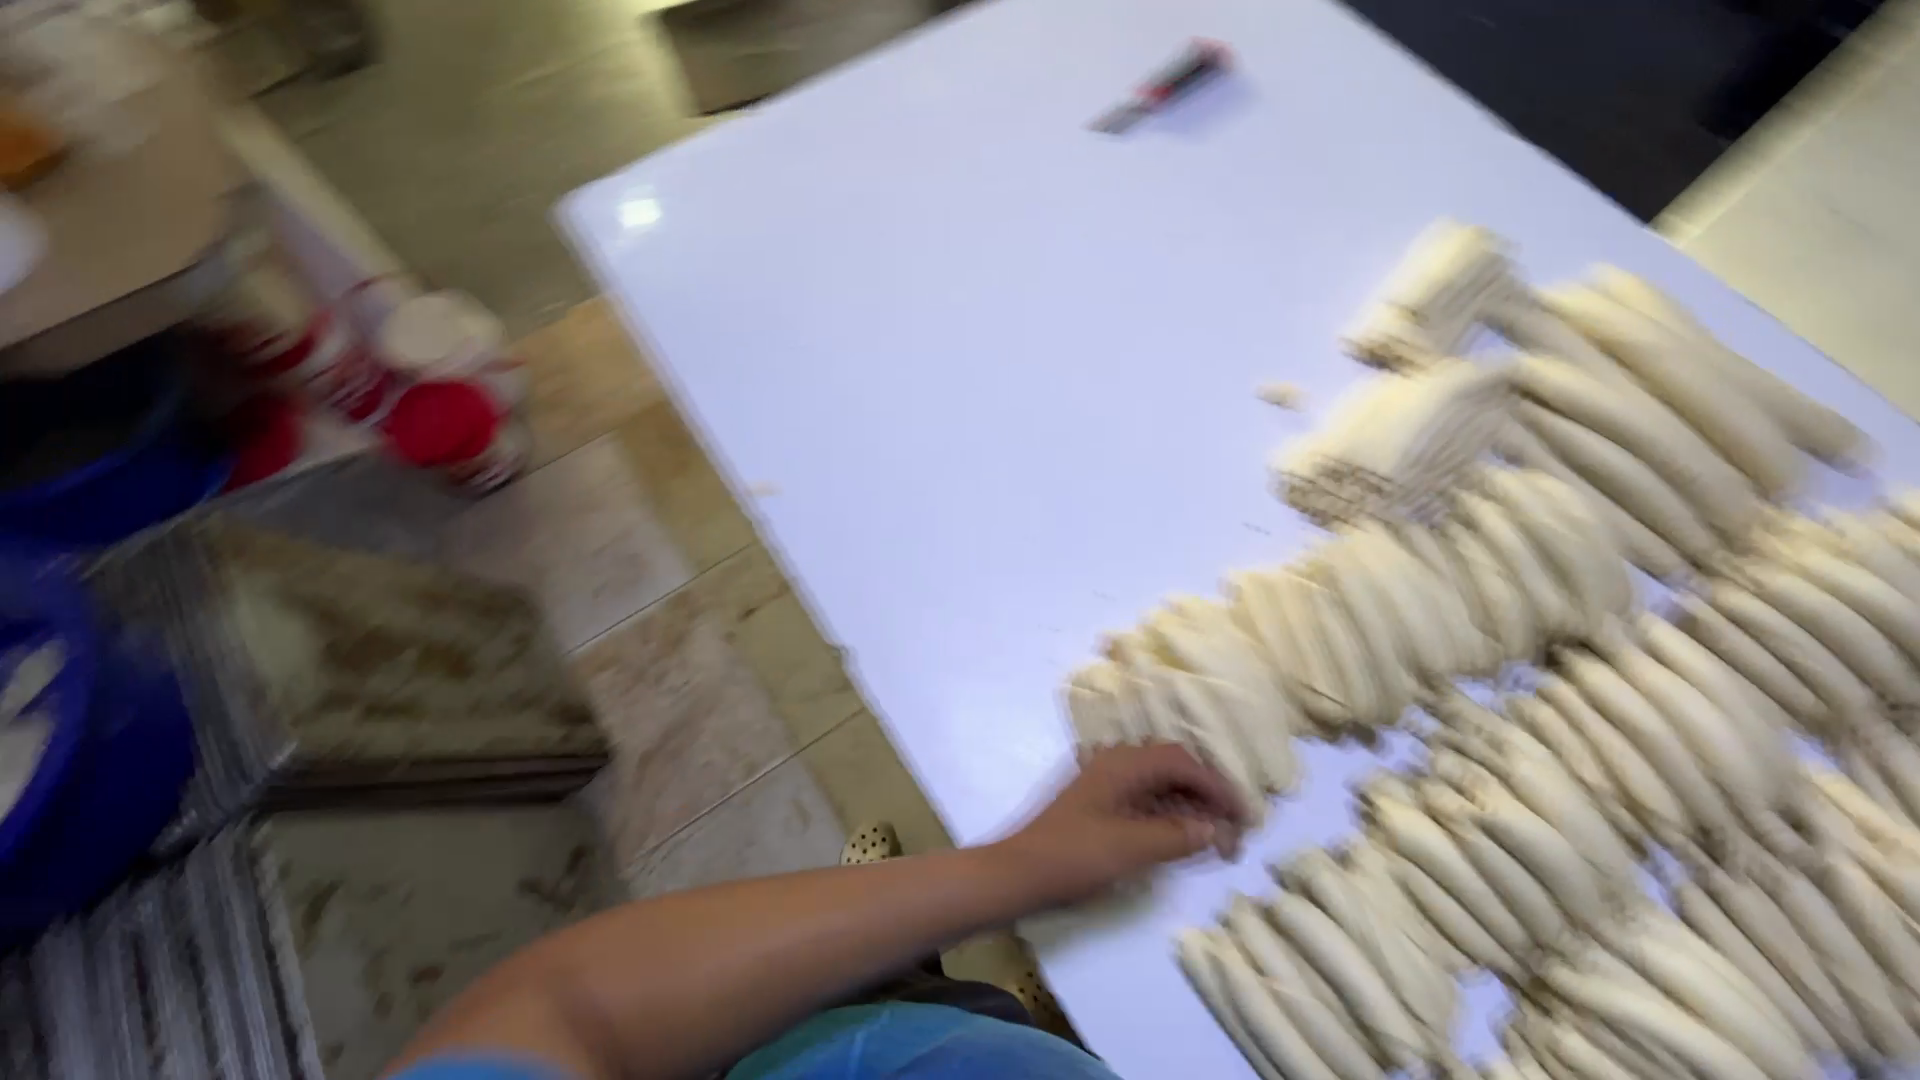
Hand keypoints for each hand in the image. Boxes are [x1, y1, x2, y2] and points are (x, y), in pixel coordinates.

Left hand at [992, 742, 1251, 906]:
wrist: (1020, 873)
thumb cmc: (1074, 856)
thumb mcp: (1131, 848)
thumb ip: (1177, 835)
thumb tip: (1214, 828)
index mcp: (1123, 763)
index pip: (1182, 762)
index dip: (1218, 786)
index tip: (1243, 816)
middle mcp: (1115, 763)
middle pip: (1173, 767)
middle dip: (1206, 794)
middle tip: (1233, 827)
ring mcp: (1105, 783)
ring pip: (1160, 784)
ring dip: (1189, 807)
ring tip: (1216, 838)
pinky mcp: (1099, 804)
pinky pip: (1144, 799)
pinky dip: (1169, 816)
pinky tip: (1183, 839)